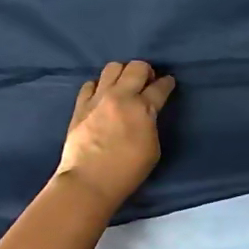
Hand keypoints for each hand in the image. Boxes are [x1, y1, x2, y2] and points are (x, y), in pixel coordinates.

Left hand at [55, 60, 176, 207]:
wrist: (89, 180)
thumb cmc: (127, 171)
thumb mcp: (153, 150)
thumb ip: (150, 125)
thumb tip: (145, 115)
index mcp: (143, 108)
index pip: (160, 87)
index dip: (167, 83)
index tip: (168, 82)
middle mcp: (120, 96)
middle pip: (136, 67)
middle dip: (146, 71)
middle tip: (147, 82)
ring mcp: (98, 98)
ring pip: (112, 67)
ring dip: (123, 73)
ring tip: (124, 85)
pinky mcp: (80, 105)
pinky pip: (91, 84)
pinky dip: (99, 86)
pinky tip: (102, 96)